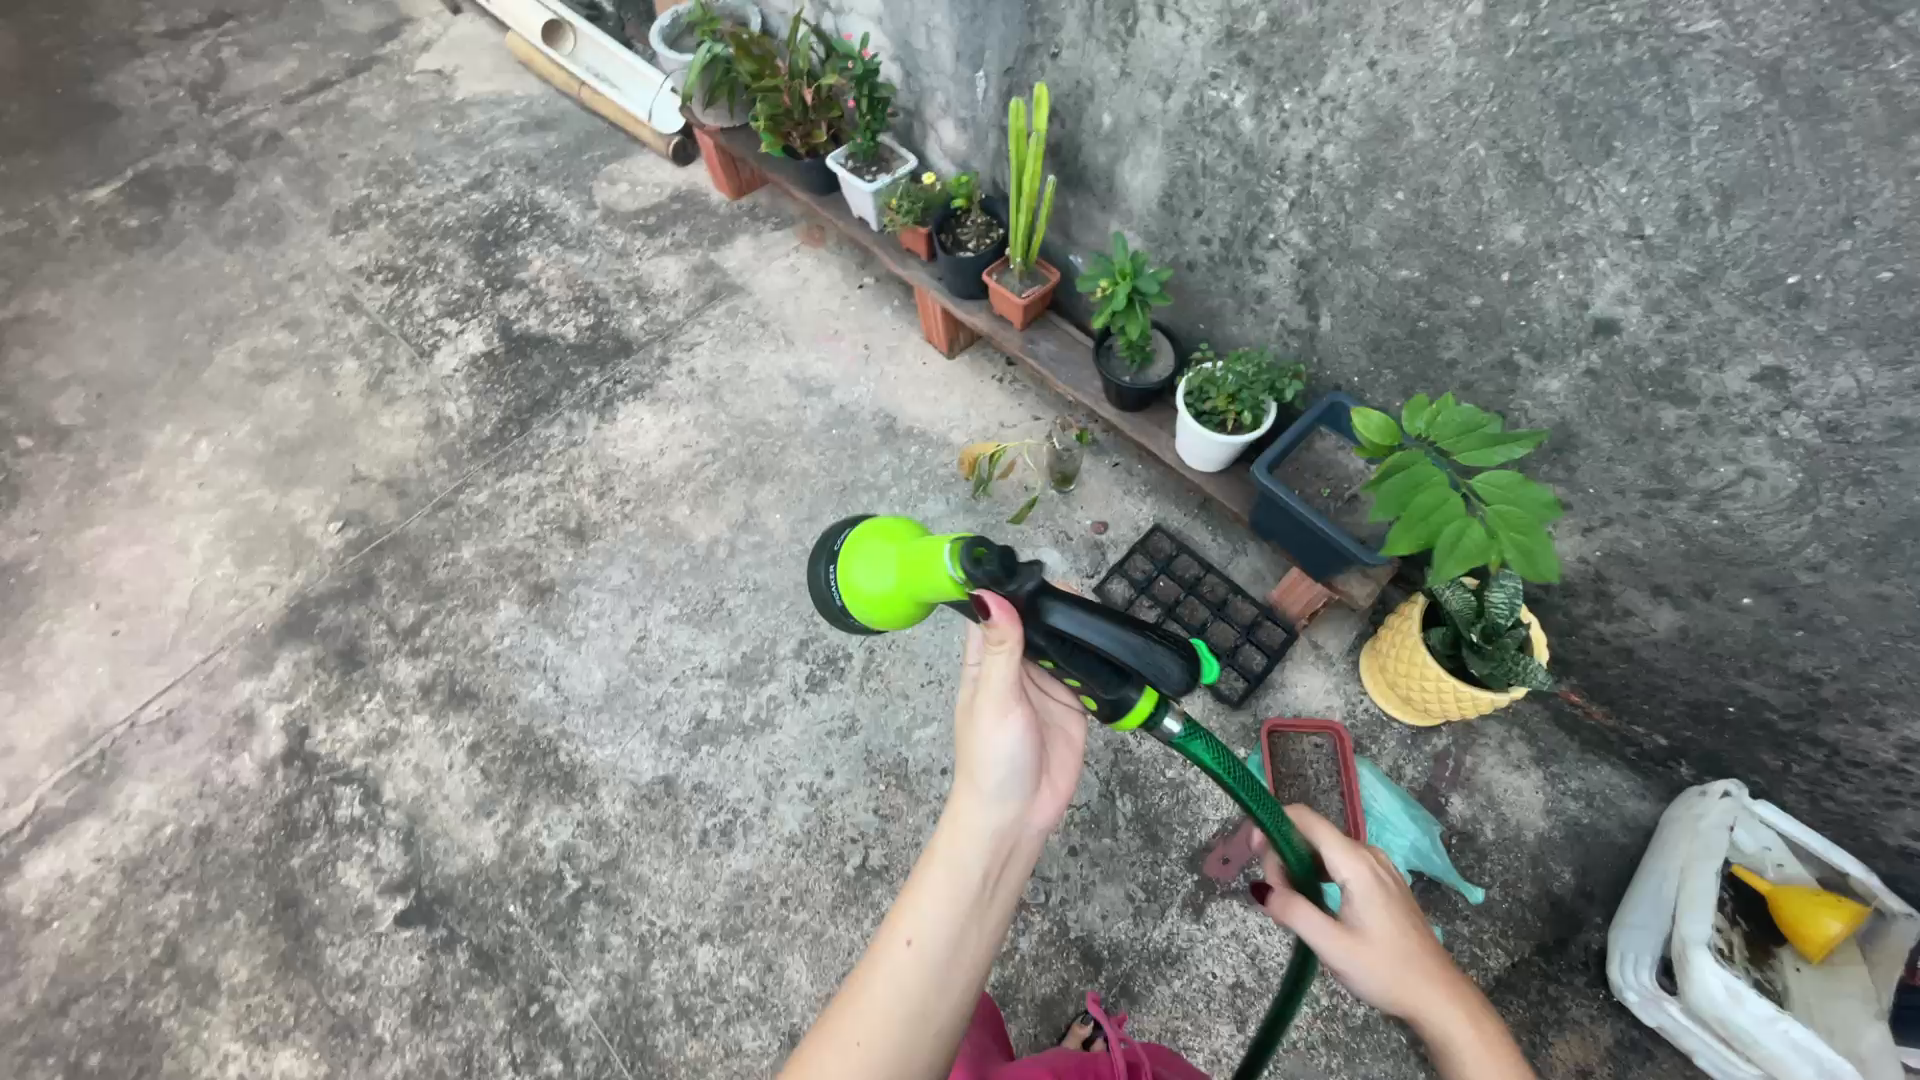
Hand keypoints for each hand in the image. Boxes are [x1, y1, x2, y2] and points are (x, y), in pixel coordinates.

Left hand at [950, 590, 1088, 840]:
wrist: (1018, 816)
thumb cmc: (991, 760)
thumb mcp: (993, 699)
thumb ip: (999, 648)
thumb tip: (990, 595)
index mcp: (985, 658)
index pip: (994, 609)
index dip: (1008, 585)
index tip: (1027, 563)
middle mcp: (1016, 663)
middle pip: (1035, 620)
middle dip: (1054, 603)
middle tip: (1077, 590)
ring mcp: (1047, 681)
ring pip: (1064, 640)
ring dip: (1077, 626)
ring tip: (1097, 610)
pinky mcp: (1074, 701)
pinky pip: (1088, 669)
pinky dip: (1099, 656)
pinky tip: (1111, 640)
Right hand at [1251, 805, 1473, 1026]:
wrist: (1440, 998)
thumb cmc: (1386, 971)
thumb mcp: (1332, 946)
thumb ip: (1293, 911)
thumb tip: (1261, 889)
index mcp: (1356, 862)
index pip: (1304, 818)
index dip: (1272, 825)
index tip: (1253, 853)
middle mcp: (1367, 854)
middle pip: (1311, 833)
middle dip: (1282, 854)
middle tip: (1273, 893)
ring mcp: (1378, 866)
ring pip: (1324, 848)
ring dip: (1298, 865)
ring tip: (1289, 899)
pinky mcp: (1381, 881)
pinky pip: (1339, 861)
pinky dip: (1317, 873)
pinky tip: (1313, 901)